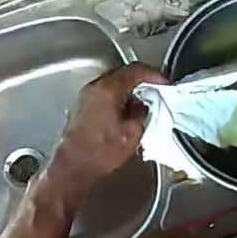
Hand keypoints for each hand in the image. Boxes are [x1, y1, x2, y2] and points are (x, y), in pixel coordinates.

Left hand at [42, 62, 167, 204]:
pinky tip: (127, 111)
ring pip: (113, 83)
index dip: (153, 74)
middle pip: (122, 73)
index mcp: (108, 89)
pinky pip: (105, 94)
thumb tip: (142, 106)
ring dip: (129, 89)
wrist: (73, 166)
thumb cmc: (101, 151)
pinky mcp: (83, 107)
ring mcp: (86, 96)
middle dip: (141, 79)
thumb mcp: (132, 132)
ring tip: (143, 102)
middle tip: (156, 88)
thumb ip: (141, 112)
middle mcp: (95, 87)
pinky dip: (118, 97)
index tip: (164, 81)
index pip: (135, 71)